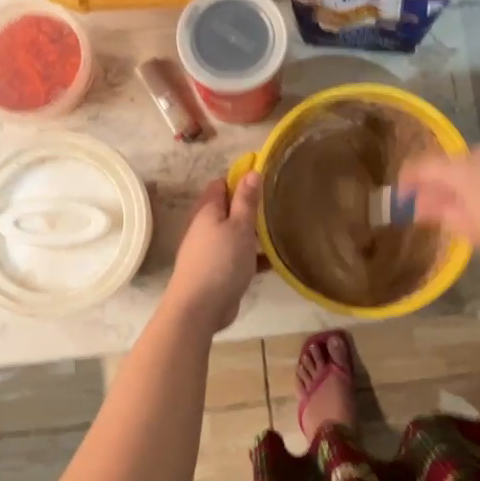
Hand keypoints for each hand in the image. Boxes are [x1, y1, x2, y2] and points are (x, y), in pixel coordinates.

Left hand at [164, 172, 261, 332]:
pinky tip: (274, 260)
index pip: (221, 184)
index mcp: (207, 210)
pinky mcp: (217, 270)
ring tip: (280, 230)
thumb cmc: (221, 261)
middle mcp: (205, 227)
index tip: (265, 181)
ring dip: (253, 233)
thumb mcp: (239, 226)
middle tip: (276, 206)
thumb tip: (251, 171)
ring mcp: (209, 250)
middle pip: (228, 209)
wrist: (199, 308)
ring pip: (234, 233)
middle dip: (250, 207)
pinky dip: (253, 256)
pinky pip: (238, 256)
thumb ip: (246, 200)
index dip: (241, 180)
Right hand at [398, 140, 479, 257]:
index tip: (403, 193)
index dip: (409, 178)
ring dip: (479, 176)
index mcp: (461, 169)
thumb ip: (438, 211)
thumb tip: (417, 204)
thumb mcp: (469, 228)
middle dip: (450, 182)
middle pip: (455, 164)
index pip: (424, 166)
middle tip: (453, 205)